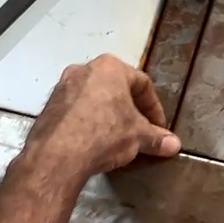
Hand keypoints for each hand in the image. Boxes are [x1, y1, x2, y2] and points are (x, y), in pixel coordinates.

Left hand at [14, 55, 180, 192]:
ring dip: (108, 114)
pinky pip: (76, 110)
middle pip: (116, 88)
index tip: (158, 128)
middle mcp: (84, 69)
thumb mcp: (138, 137)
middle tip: (139, 130)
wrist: (57, 155)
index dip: (154, 108)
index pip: (142, 84)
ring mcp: (62, 86)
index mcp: (110, 67)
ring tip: (117, 137)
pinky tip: (94, 141)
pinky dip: (88, 121)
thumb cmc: (105, 134)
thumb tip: (175, 145)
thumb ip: (157, 138)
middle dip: (130, 109)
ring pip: (94, 97)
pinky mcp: (48, 106)